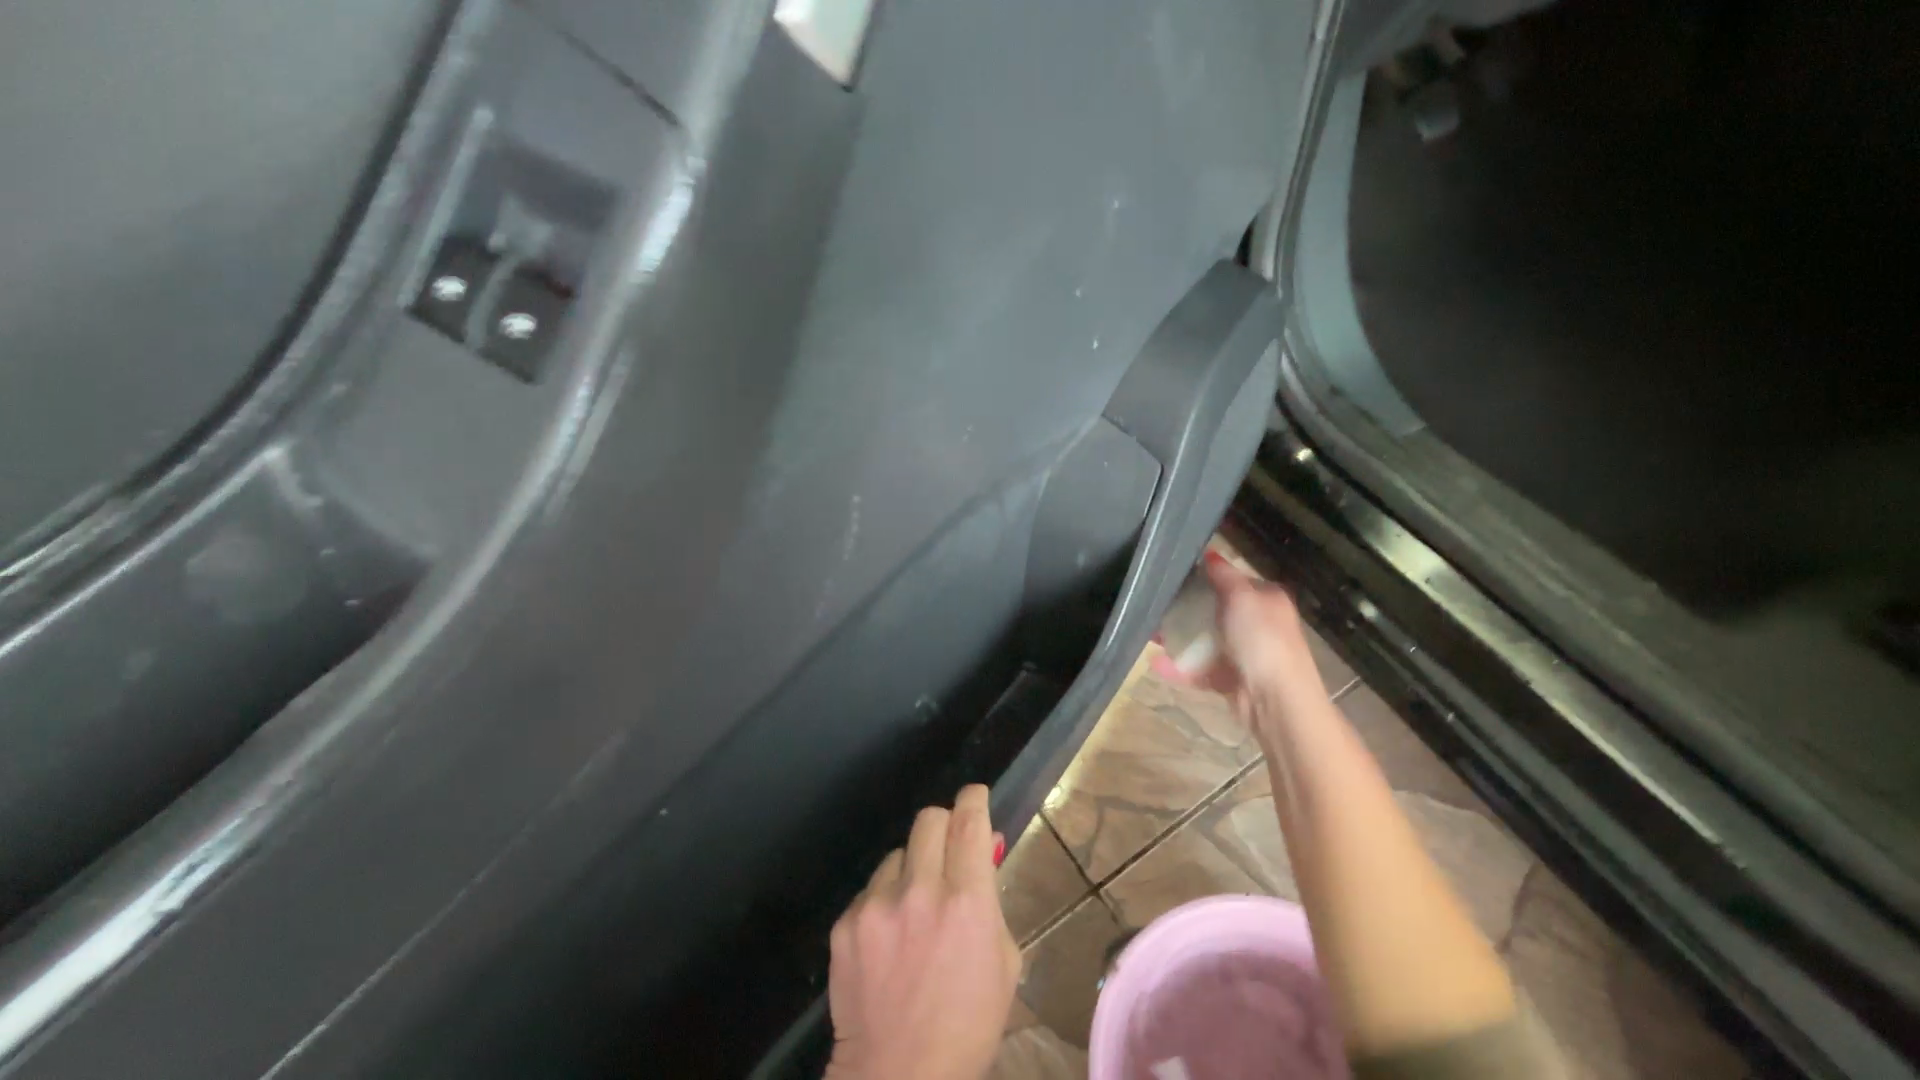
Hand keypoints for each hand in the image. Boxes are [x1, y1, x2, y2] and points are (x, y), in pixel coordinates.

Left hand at [824, 784, 1020, 1079]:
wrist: (901, 1075)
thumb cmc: (968, 1026)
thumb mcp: (1004, 963)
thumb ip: (990, 904)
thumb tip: (980, 864)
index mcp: (967, 901)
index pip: (969, 821)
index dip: (974, 799)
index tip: (975, 797)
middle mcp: (919, 891)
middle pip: (928, 819)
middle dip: (944, 826)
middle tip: (950, 849)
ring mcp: (876, 906)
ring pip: (896, 854)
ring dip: (912, 868)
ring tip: (915, 908)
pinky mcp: (846, 924)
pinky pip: (870, 889)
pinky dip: (884, 900)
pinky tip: (890, 937)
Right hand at [1150, 553, 1329, 726]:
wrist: (1275, 700)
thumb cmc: (1262, 640)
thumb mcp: (1242, 597)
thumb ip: (1223, 575)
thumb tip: (1209, 552)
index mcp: (1265, 600)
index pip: (1233, 582)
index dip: (1206, 577)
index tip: (1175, 577)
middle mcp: (1257, 625)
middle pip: (1215, 612)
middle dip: (1185, 610)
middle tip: (1155, 605)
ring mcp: (1244, 654)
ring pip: (1205, 642)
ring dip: (1178, 638)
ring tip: (1148, 634)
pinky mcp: (1231, 681)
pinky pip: (1200, 670)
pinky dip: (1179, 667)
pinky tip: (1156, 663)